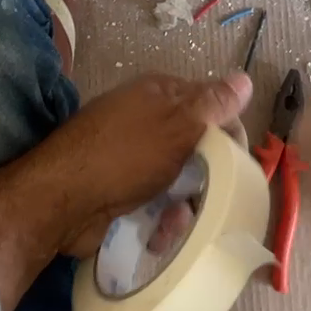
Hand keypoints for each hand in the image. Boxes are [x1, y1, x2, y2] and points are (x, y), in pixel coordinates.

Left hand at [37, 72, 252, 256]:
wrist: (65, 198)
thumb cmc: (125, 154)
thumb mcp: (176, 125)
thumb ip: (212, 104)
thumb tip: (244, 78)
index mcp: (158, 93)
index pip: (209, 104)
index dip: (227, 132)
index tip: (238, 162)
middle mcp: (145, 118)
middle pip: (196, 146)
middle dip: (206, 178)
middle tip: (209, 198)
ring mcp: (132, 154)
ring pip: (178, 180)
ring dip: (183, 206)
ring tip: (176, 222)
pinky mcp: (121, 188)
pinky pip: (156, 202)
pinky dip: (161, 219)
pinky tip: (158, 232)